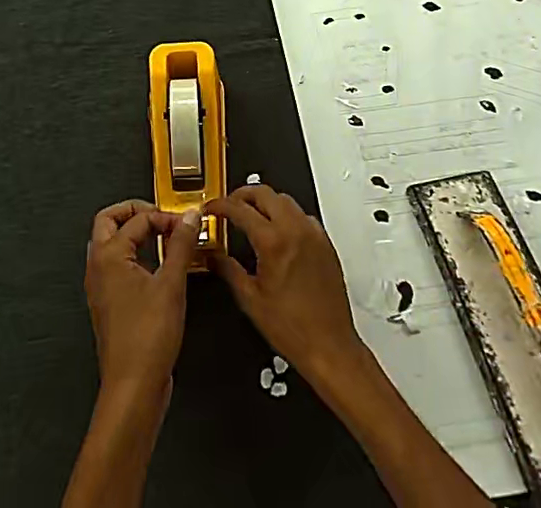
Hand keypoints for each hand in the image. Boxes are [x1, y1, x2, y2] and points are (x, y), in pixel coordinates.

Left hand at [84, 199, 201, 390]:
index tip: (186, 223)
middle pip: (109, 221)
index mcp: (108, 256)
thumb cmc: (144, 342)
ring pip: (111, 243)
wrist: (133, 385)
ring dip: (134, 234)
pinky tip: (156, 267)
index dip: (165, 217)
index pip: (137, 219)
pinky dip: (135, 255)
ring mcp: (100, 285)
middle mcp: (97, 267)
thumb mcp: (171, 284)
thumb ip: (181, 245)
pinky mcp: (108, 301)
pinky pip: (116, 265)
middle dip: (136, 213)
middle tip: (162, 216)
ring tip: (162, 238)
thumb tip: (188, 218)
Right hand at [204, 186, 366, 379]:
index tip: (211, 208)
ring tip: (250, 215)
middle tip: (228, 206)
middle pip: (265, 192)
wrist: (329, 347)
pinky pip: (303, 216)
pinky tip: (277, 230)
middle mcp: (296, 232)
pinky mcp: (325, 245)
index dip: (220, 205)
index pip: (240, 208)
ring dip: (265, 202)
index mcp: (274, 242)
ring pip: (286, 200)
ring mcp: (314, 236)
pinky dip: (286, 214)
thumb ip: (227, 269)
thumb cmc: (294, 329)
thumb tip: (213, 256)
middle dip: (241, 195)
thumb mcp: (249, 298)